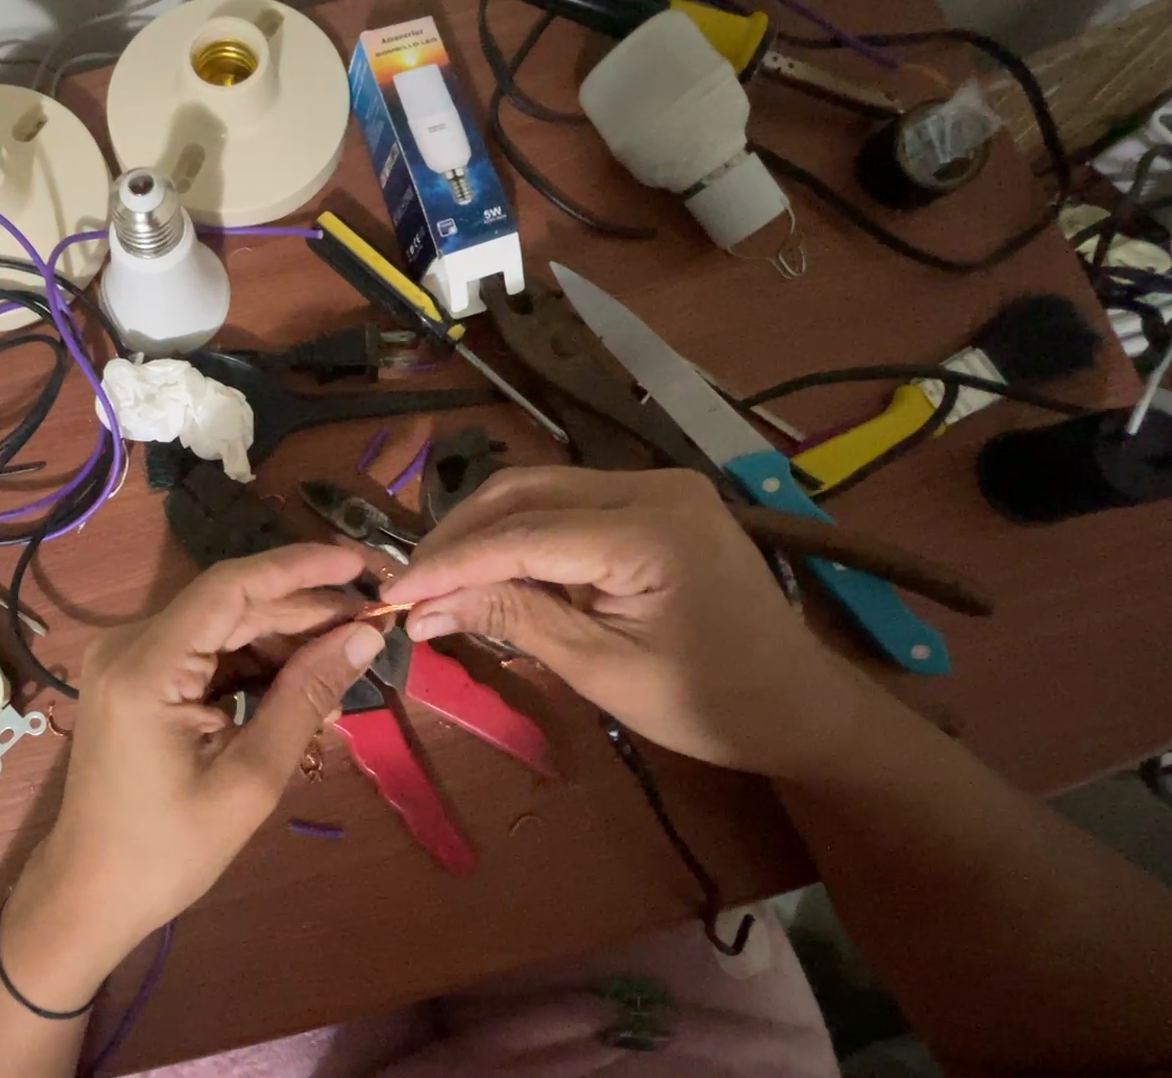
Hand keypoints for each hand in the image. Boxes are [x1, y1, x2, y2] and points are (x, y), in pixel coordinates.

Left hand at [5, 545, 385, 1005]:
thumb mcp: (250, 778)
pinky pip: (206, 653)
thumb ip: (305, 697)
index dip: (300, 567)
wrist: (89, 894)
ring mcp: (129, 658)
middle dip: (303, 609)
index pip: (231, 586)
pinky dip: (254, 664)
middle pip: (230, 605)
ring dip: (283, 639)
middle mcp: (130, 644)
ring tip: (347, 655)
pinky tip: (302, 680)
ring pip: (222, 626)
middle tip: (372, 618)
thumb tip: (364, 636)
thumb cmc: (167, 851)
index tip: (360, 562)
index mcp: (146, 665)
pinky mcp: (137, 677)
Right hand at [381, 466, 856, 776]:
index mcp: (650, 530)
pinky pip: (559, 506)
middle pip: (520, 494)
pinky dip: (513, 535)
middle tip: (410, 585)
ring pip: (533, 491)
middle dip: (457, 538)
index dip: (449, 564)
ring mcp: (651, 487)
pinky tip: (485, 567)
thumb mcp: (599, 668)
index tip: (393, 592)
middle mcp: (650, 487)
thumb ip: (511, 619)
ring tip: (437, 577)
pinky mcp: (646, 502)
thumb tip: (423, 607)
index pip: (521, 535)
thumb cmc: (707, 702)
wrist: (798, 704)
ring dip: (478, 532)